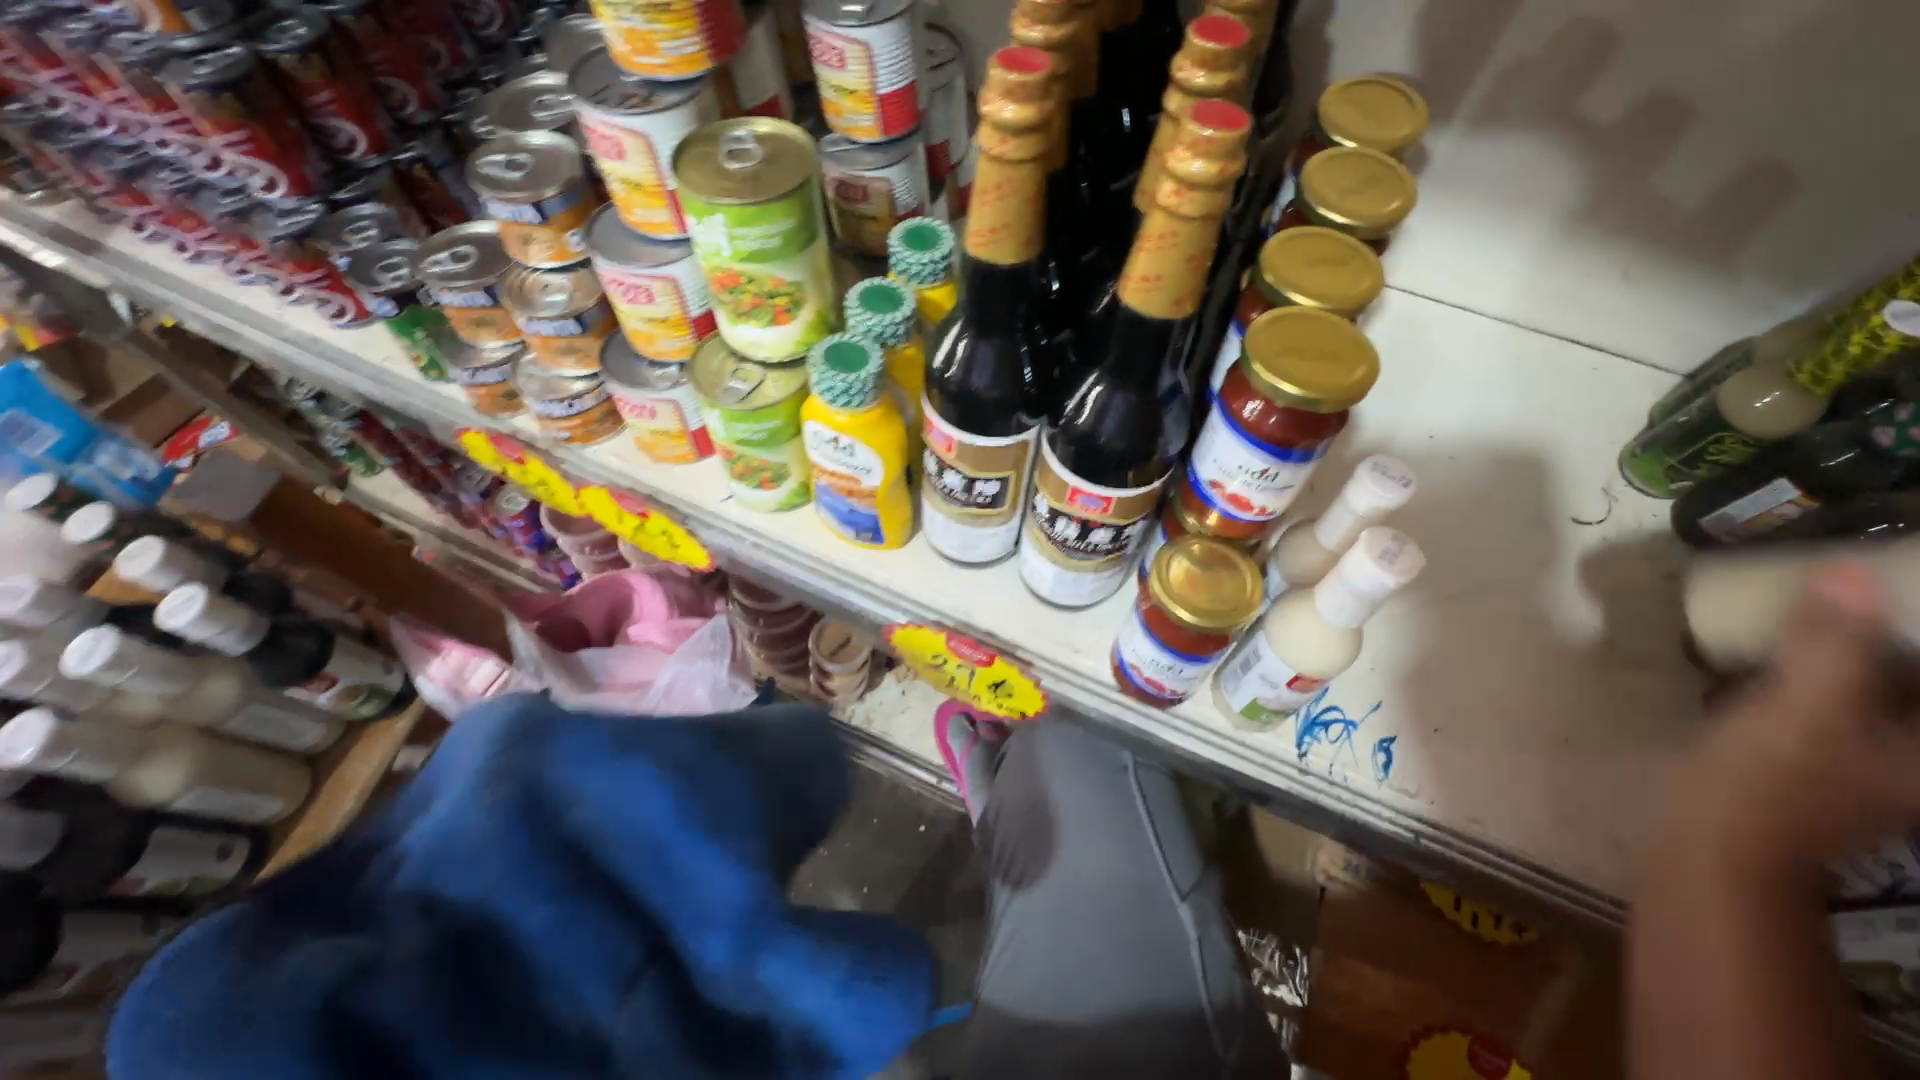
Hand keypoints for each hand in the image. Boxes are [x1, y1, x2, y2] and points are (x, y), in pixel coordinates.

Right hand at [1661, 561, 1919, 886]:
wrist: (1709, 851)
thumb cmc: (1769, 787)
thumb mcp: (1802, 712)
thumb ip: (1831, 646)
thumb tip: (1848, 570)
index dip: (1909, 618)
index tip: (1890, 581)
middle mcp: (1916, 751)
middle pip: (1908, 672)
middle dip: (1883, 629)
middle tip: (1851, 583)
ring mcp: (1868, 758)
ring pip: (1874, 682)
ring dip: (1850, 643)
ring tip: (1816, 602)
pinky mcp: (1819, 758)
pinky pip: (1832, 697)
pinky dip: (1812, 669)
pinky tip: (1779, 650)